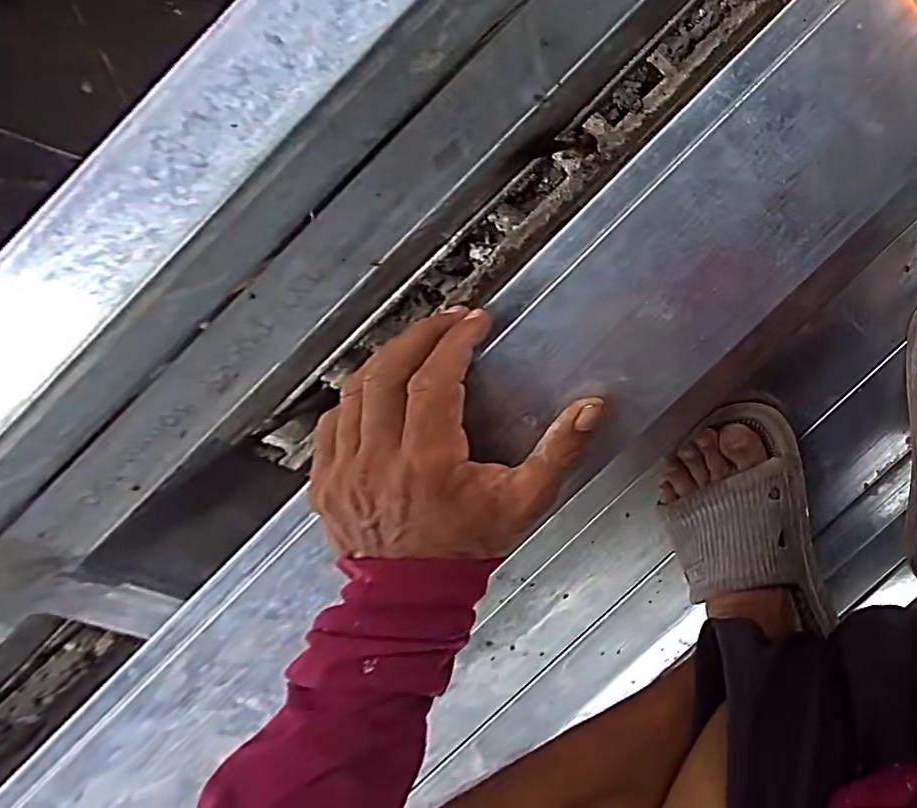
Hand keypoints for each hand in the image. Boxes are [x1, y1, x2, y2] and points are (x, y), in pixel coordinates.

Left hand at [308, 308, 604, 559]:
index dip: (455, 342)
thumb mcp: (527, 499)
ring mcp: (345, 470)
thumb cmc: (469, 544)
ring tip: (420, 341)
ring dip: (389, 356)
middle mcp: (379, 460)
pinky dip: (357, 391)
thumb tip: (590, 408)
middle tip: (449, 319)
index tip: (475, 322)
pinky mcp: (326, 480)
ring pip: (354, 389)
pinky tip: (380, 384)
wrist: (411, 597)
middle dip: (422, 335)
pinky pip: (332, 419)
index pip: (434, 380)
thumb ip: (561, 451)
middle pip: (388, 372)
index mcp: (428, 461)